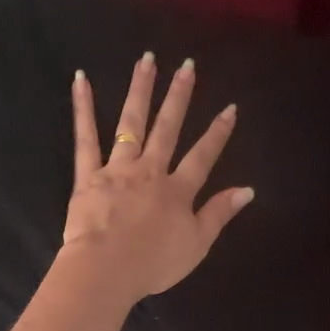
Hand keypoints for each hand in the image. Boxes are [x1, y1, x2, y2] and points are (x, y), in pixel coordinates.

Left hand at [63, 53, 253, 301]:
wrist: (106, 269)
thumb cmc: (153, 264)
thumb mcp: (196, 245)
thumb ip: (219, 214)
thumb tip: (247, 190)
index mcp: (177, 192)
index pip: (202, 157)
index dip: (217, 134)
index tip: (229, 108)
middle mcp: (150, 172)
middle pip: (167, 129)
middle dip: (179, 97)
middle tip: (187, 66)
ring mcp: (118, 170)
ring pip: (132, 124)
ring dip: (141, 90)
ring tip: (147, 60)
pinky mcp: (89, 176)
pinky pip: (86, 138)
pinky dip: (83, 109)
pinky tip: (82, 81)